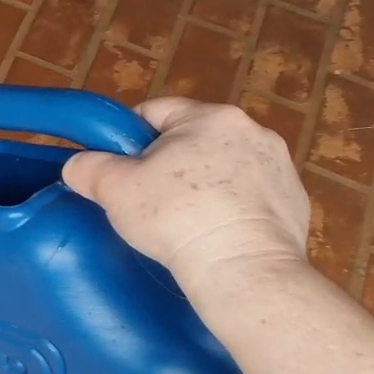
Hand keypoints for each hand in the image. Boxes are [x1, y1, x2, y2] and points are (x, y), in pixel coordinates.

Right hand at [62, 98, 310, 293]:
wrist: (239, 263)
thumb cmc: (174, 214)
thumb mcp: (111, 187)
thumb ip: (86, 166)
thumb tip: (80, 164)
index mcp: (211, 118)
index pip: (153, 110)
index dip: (123, 136)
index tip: (111, 166)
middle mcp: (254, 130)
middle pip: (187, 139)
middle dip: (160, 162)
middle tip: (137, 195)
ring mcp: (279, 165)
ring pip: (216, 166)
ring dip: (193, 183)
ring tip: (172, 217)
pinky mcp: (292, 198)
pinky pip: (243, 193)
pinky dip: (222, 206)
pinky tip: (204, 230)